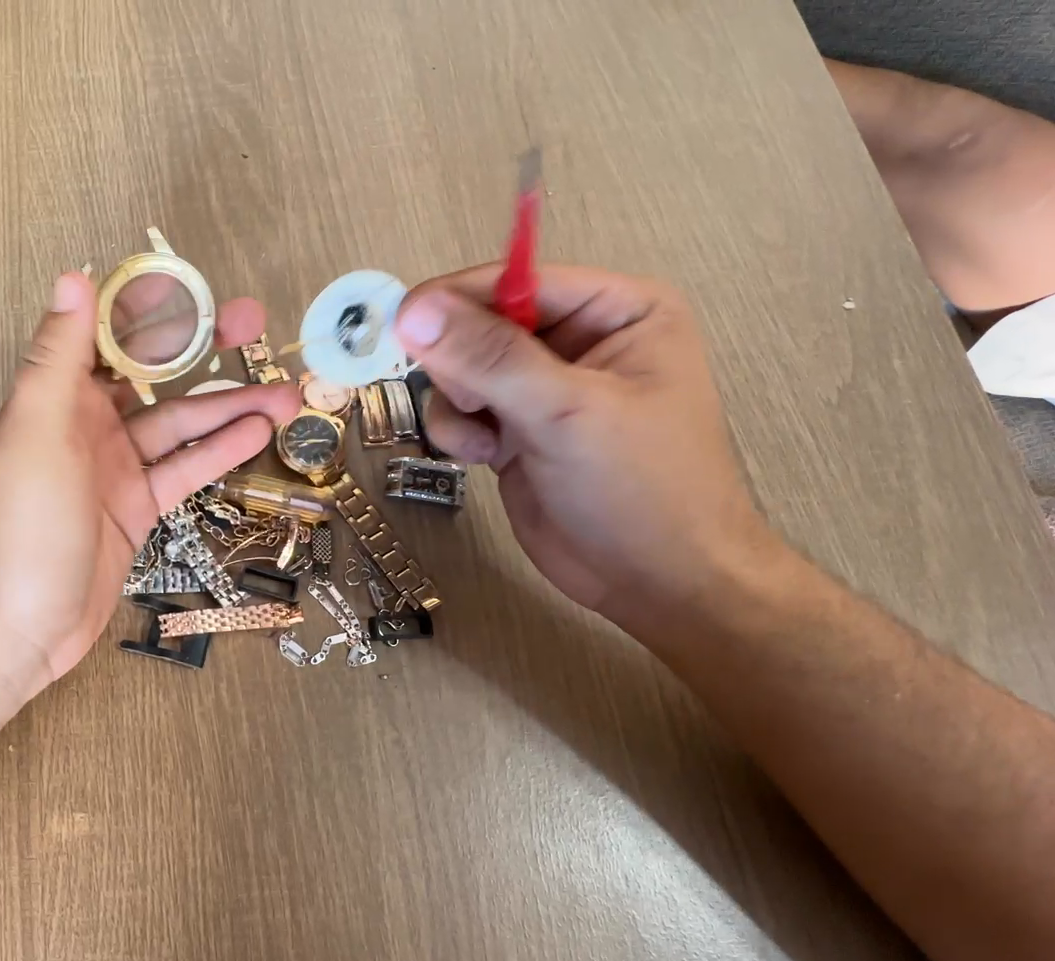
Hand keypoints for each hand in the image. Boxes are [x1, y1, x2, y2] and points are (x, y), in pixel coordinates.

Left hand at [0, 271, 300, 694]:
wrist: (26, 623)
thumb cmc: (24, 527)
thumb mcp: (38, 433)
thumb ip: (57, 357)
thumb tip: (72, 277)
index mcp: (54, 396)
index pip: (105, 332)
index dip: (149, 304)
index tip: (197, 283)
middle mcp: (85, 424)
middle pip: (151, 372)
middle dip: (201, 346)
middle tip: (254, 321)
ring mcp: (114, 466)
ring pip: (178, 422)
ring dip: (228, 406)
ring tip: (284, 392)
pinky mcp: (136, 505)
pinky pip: (182, 468)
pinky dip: (217, 451)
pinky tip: (257, 433)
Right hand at [395, 264, 783, 625]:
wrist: (657, 581)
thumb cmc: (638, 486)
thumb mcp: (566, 412)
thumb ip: (487, 357)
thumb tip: (412, 309)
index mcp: (615, 312)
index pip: (517, 282)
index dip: (457, 299)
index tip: (401, 324)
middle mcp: (577, 342)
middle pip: (480, 325)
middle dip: (460, 365)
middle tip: (470, 402)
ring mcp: (542, 390)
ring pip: (460, 371)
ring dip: (456, 405)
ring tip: (483, 440)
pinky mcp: (515, 431)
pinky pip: (461, 411)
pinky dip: (458, 433)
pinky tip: (482, 459)